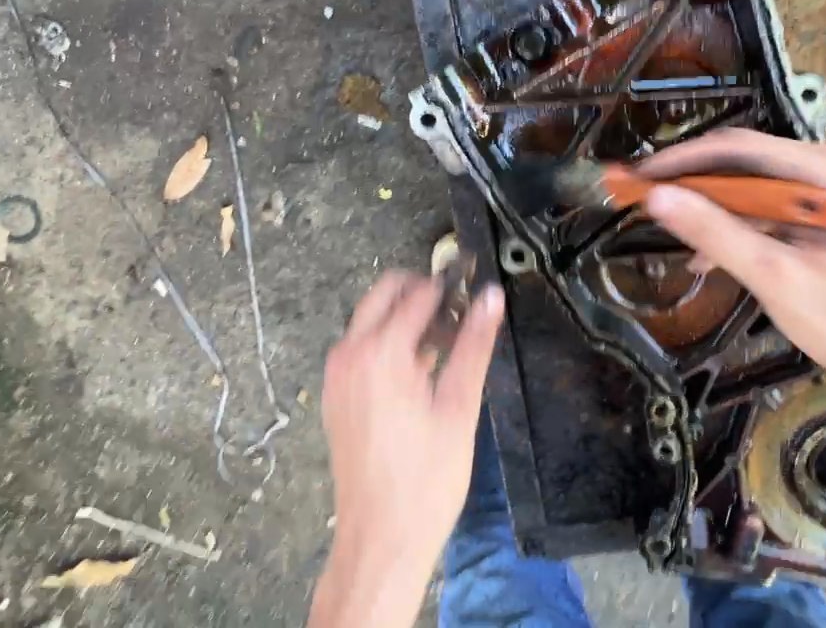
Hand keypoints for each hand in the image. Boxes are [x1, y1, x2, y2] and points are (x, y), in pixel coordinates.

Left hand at [310, 271, 503, 627]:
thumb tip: (492, 296)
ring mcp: (336, 373)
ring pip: (371, 318)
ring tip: (445, 346)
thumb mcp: (460, 406)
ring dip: (404, 318)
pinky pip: (360, 346)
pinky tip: (418, 371)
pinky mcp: (333, 393)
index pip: (419, 292)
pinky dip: (387, 342)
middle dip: (422, 293)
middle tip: (459, 314)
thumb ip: (474, 343)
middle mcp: (349, 352)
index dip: (450, 285)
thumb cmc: (427, 478)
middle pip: (385, 292)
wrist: (381, 539)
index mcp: (381, 350)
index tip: (475, 290)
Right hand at [638, 129, 825, 411]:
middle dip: (694, 185)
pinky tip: (708, 254)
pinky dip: (737, 227)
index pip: (740, 148)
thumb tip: (656, 198)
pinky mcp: (825, 212)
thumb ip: (715, 232)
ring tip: (672, 233)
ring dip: (712, 210)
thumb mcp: (774, 276)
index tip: (639, 176)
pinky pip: (768, 207)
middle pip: (745, 163)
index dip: (683, 160)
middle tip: (644, 199)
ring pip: (752, 186)